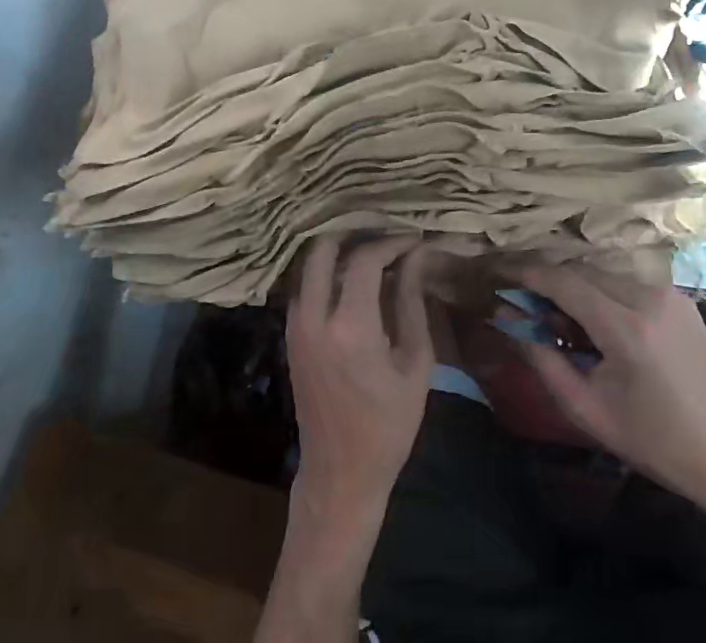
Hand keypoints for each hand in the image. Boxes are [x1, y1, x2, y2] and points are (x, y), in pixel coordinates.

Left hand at [287, 235, 433, 504]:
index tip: (415, 240)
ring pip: (308, 267)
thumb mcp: (415, 363)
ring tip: (373, 254)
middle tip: (386, 238)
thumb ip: (412, 304)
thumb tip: (416, 258)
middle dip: (355, 234)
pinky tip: (352, 280)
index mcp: (350, 327)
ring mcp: (295, 328)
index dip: (393, 243)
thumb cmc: (389, 423)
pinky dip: (325, 273)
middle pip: (323, 250)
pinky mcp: (289, 337)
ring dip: (337, 252)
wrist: (340, 471)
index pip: (365, 260)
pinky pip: (303, 288)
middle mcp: (314, 319)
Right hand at [510, 265, 705, 511]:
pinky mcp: (681, 300)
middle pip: (582, 272)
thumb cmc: (652, 441)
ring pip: (604, 276)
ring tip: (562, 327)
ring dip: (576, 290)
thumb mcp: (586, 407)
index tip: (499, 276)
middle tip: (526, 311)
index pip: (564, 282)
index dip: (527, 276)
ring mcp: (670, 295)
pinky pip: (627, 285)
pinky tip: (597, 328)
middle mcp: (651, 297)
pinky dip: (602, 296)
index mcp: (628, 327)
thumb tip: (509, 321)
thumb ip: (542, 358)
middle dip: (549, 285)